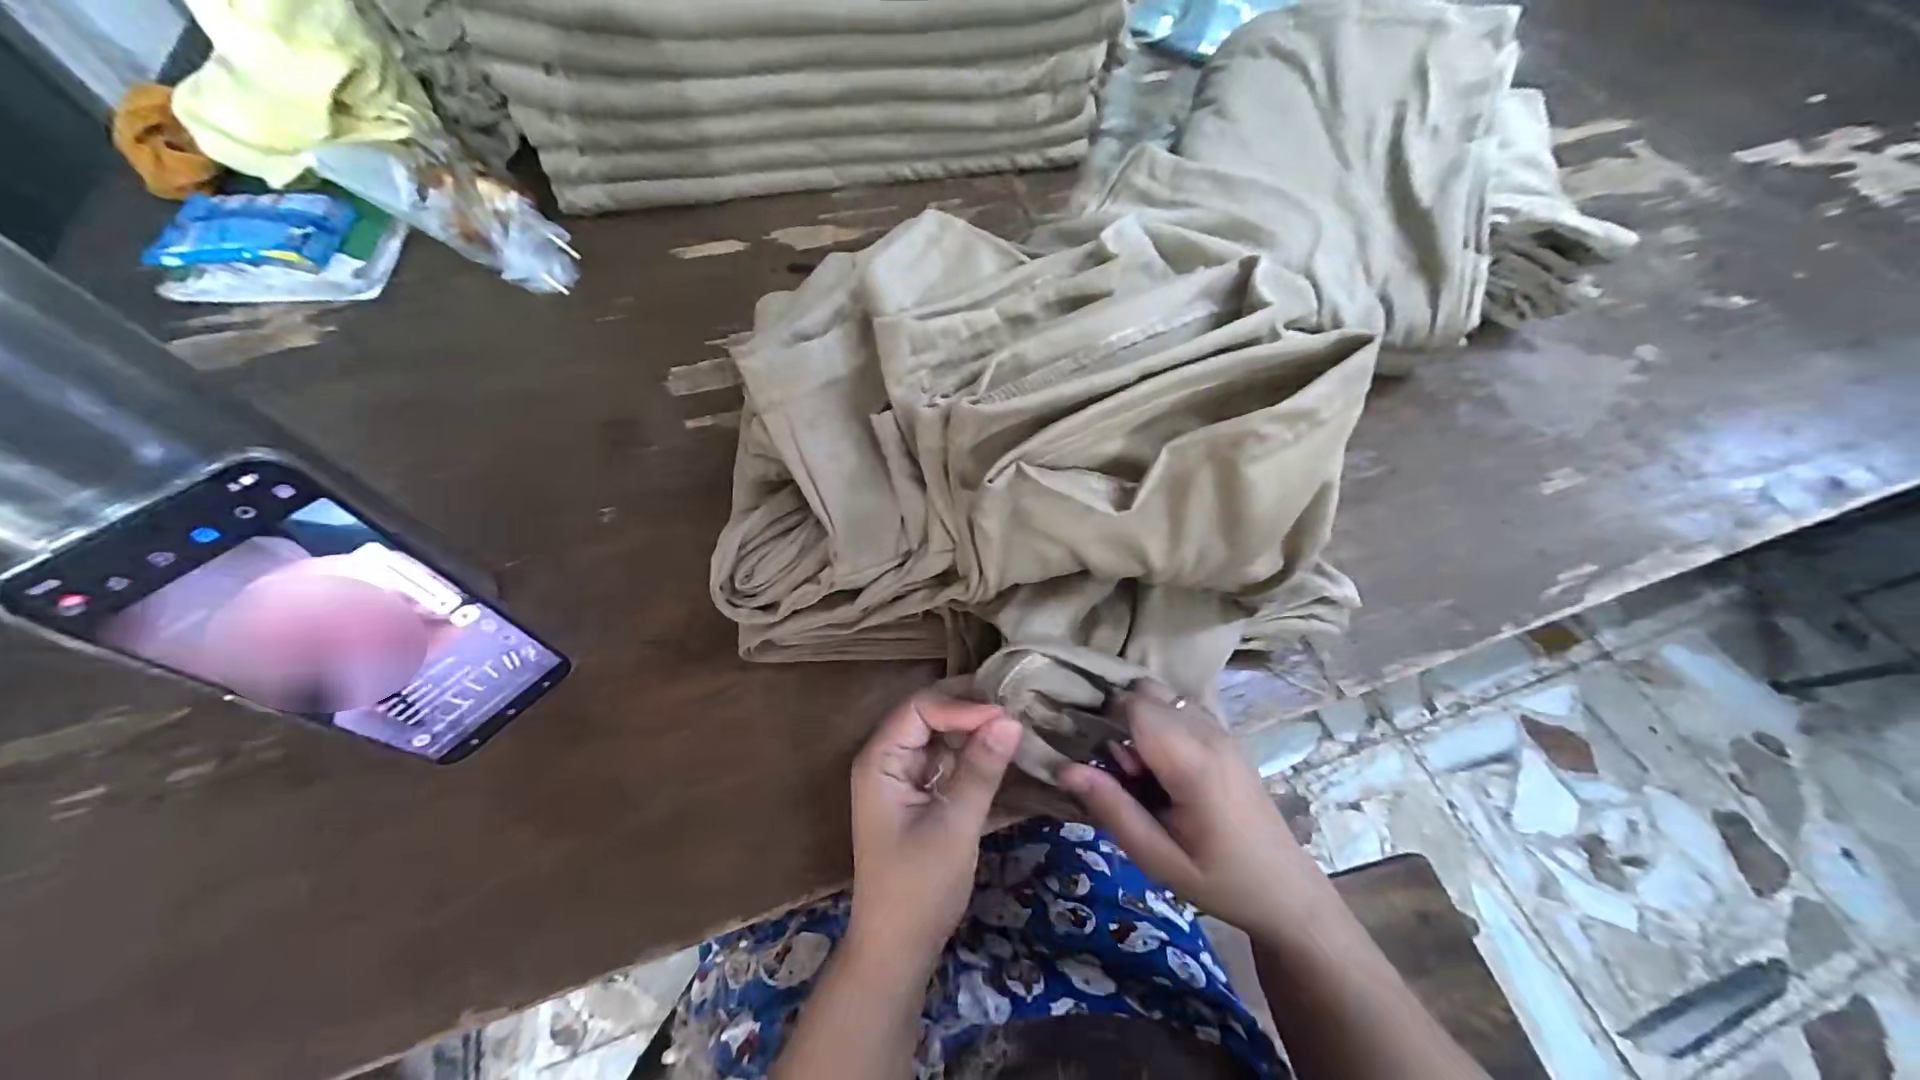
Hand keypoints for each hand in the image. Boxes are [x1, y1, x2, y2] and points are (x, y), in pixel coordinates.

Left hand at [847, 689, 1023, 964]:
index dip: (963, 705)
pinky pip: (952, 762)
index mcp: (881, 760)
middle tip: (1020, 710)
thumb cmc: (918, 888)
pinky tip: (1011, 757)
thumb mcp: (954, 825)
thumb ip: (981, 769)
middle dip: (973, 712)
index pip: (921, 707)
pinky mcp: (925, 796)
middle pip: (932, 715)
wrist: (898, 948)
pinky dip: (979, 758)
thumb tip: (1011, 719)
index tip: (1007, 715)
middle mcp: (890, 759)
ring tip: (1023, 729)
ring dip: (980, 733)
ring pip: (945, 737)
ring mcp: (907, 777)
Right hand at [1058, 680, 1330, 938]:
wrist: (1287, 891)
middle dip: (1124, 724)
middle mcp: (1209, 732)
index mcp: (1193, 760)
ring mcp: (1221, 730)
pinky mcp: (1226, 735)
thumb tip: (1063, 768)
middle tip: (1131, 777)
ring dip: (1143, 725)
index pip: (1135, 704)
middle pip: (1145, 693)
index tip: (1113, 770)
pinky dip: (1161, 727)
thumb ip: (1111, 808)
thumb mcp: (1157, 858)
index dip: (1110, 728)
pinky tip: (1168, 772)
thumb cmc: (1220, 880)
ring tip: (1150, 776)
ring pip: (1161, 697)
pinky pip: (1179, 708)